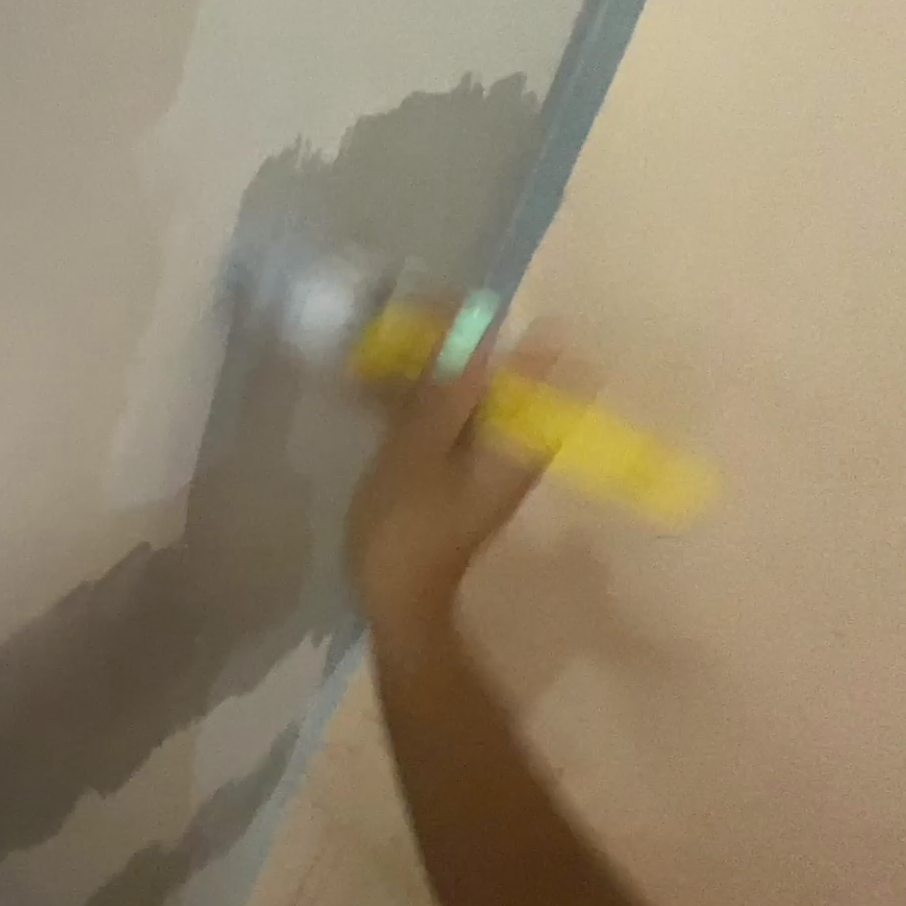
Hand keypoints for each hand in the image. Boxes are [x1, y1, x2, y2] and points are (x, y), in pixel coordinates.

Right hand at [346, 318, 565, 630]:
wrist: (398, 594)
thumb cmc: (405, 527)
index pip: (531, 359)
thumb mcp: (415, 456)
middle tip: (397, 331)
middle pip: (497, 371)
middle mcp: (514, 440)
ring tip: (378, 358)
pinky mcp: (459, 466)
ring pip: (467, 392)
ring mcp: (487, 454)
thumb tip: (478, 332)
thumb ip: (445, 393)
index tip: (441, 310)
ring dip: (425, 372)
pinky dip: (415, 402)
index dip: (490, 327)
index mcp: (517, 437)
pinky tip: (374, 396)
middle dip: (449, 346)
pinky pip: (446, 417)